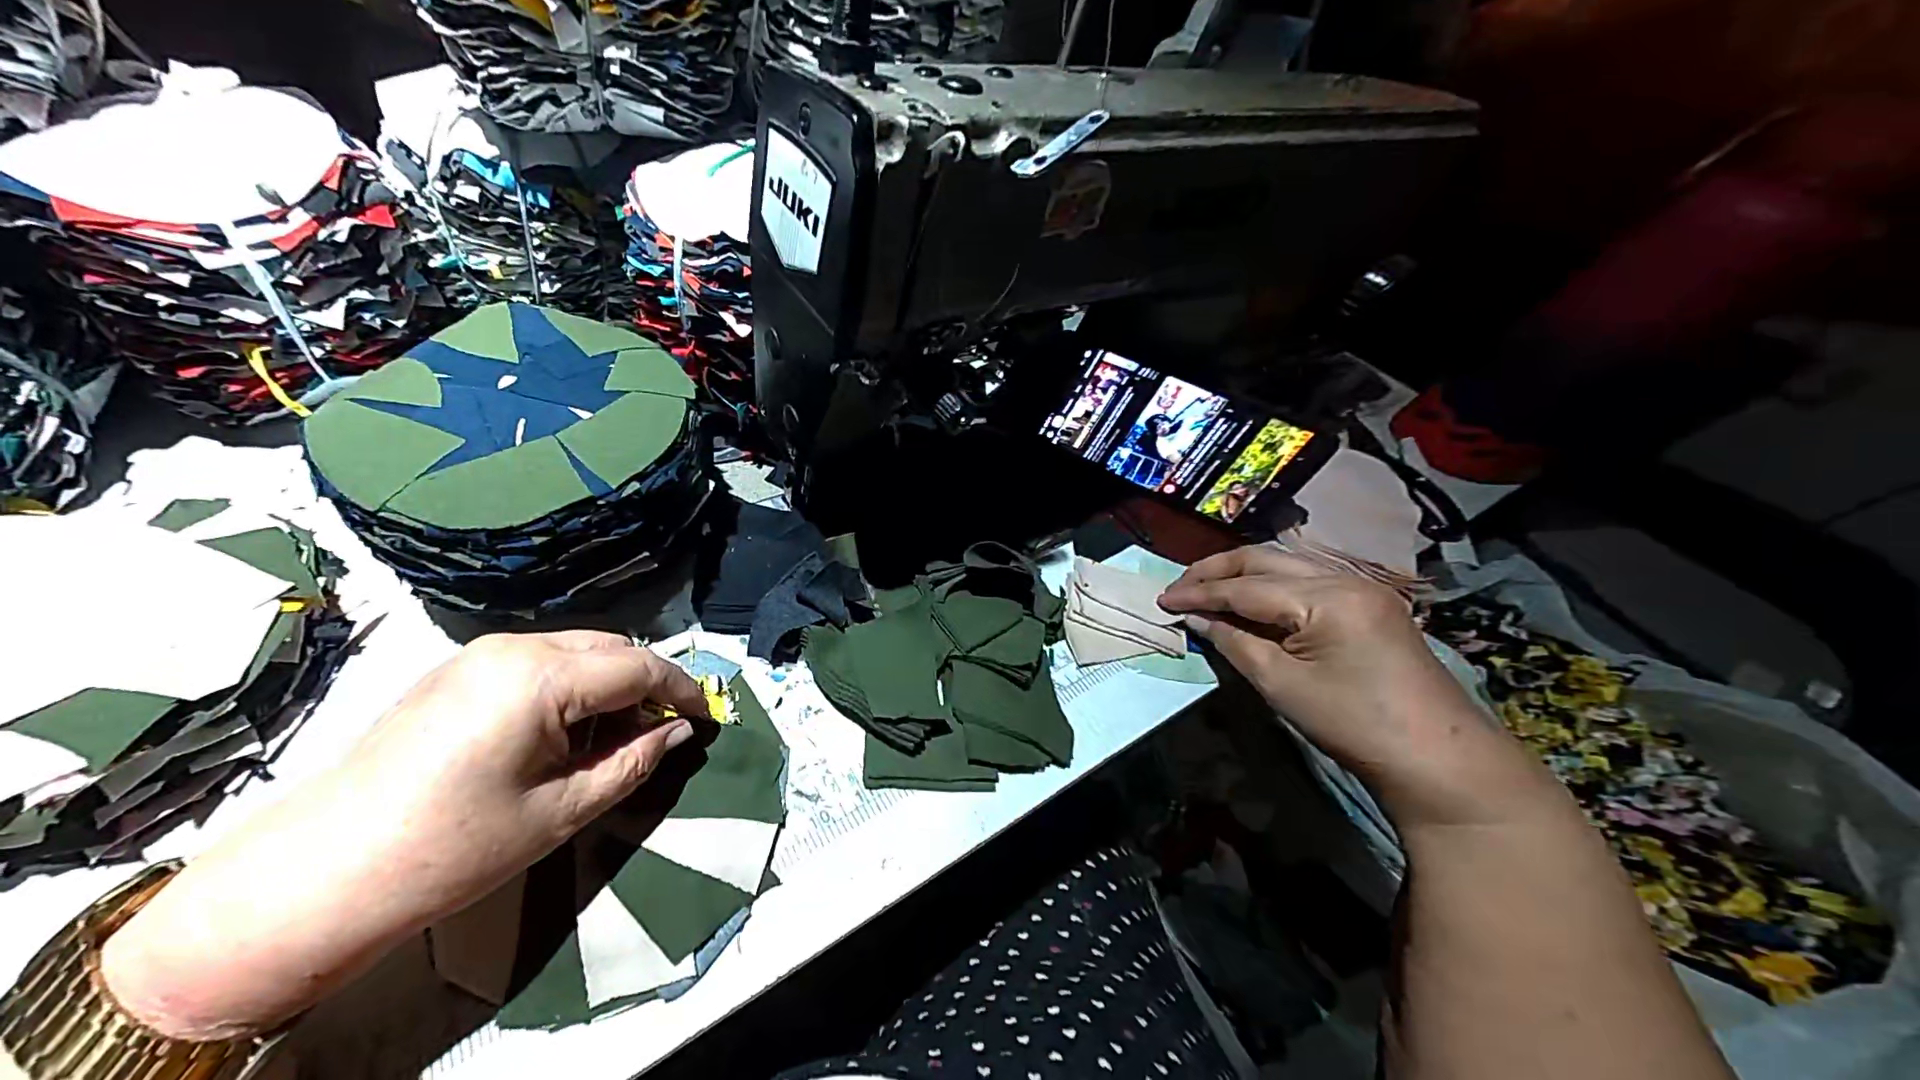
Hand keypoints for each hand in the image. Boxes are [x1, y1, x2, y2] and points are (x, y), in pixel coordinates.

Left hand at [101, 631, 707, 1039]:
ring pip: (576, 650)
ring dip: (610, 683)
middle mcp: (511, 647)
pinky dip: (572, 685)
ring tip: (618, 735)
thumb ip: (634, 761)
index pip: (638, 667)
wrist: (318, 874)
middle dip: (647, 684)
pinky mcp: (456, 671)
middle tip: (665, 730)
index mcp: (539, 676)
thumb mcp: (563, 810)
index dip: (682, 690)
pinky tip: (569, 730)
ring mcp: (478, 654)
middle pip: (609, 647)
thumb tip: (679, 731)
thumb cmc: (452, 848)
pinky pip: (539, 661)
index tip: (709, 716)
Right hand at [1157, 546, 1562, 829]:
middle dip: (1216, 570)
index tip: (1162, 599)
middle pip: (1265, 559)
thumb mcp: (1281, 685)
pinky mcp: (1368, 603)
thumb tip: (1198, 619)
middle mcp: (1345, 578)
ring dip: (1242, 573)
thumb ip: (1233, 641)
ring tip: (1206, 589)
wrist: (1438, 760)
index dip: (1200, 592)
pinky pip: (1306, 580)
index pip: (1246, 585)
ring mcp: (1362, 587)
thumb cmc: (1354, 724)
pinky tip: (1249, 599)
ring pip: (1286, 564)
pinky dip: (1270, 586)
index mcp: (1326, 596)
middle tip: (1179, 587)